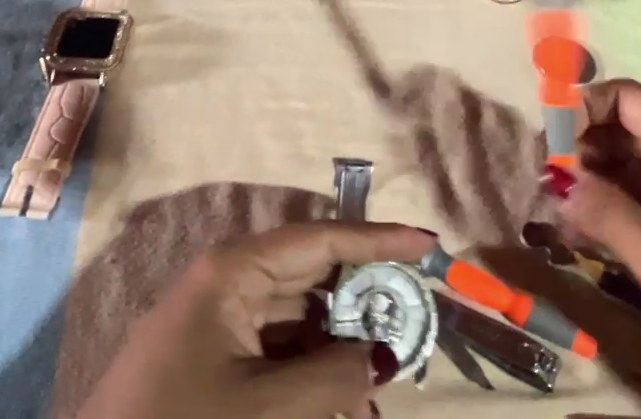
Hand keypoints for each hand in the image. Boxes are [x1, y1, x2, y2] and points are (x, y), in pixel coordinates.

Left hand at [77, 221, 433, 418]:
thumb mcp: (266, 410)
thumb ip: (333, 378)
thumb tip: (377, 357)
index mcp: (234, 270)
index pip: (321, 239)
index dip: (378, 240)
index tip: (427, 243)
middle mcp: (228, 282)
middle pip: (313, 274)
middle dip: (364, 298)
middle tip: (413, 317)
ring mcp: (218, 320)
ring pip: (299, 317)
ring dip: (340, 343)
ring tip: (382, 372)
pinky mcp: (212, 358)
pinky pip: (278, 350)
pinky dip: (313, 368)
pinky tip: (342, 394)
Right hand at [554, 79, 640, 418]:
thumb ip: (606, 215)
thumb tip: (558, 180)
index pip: (625, 97)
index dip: (580, 110)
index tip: (545, 148)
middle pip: (628, 125)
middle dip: (582, 148)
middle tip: (544, 184)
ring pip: (638, 161)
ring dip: (598, 179)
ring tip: (560, 211)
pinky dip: (622, 203)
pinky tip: (594, 231)